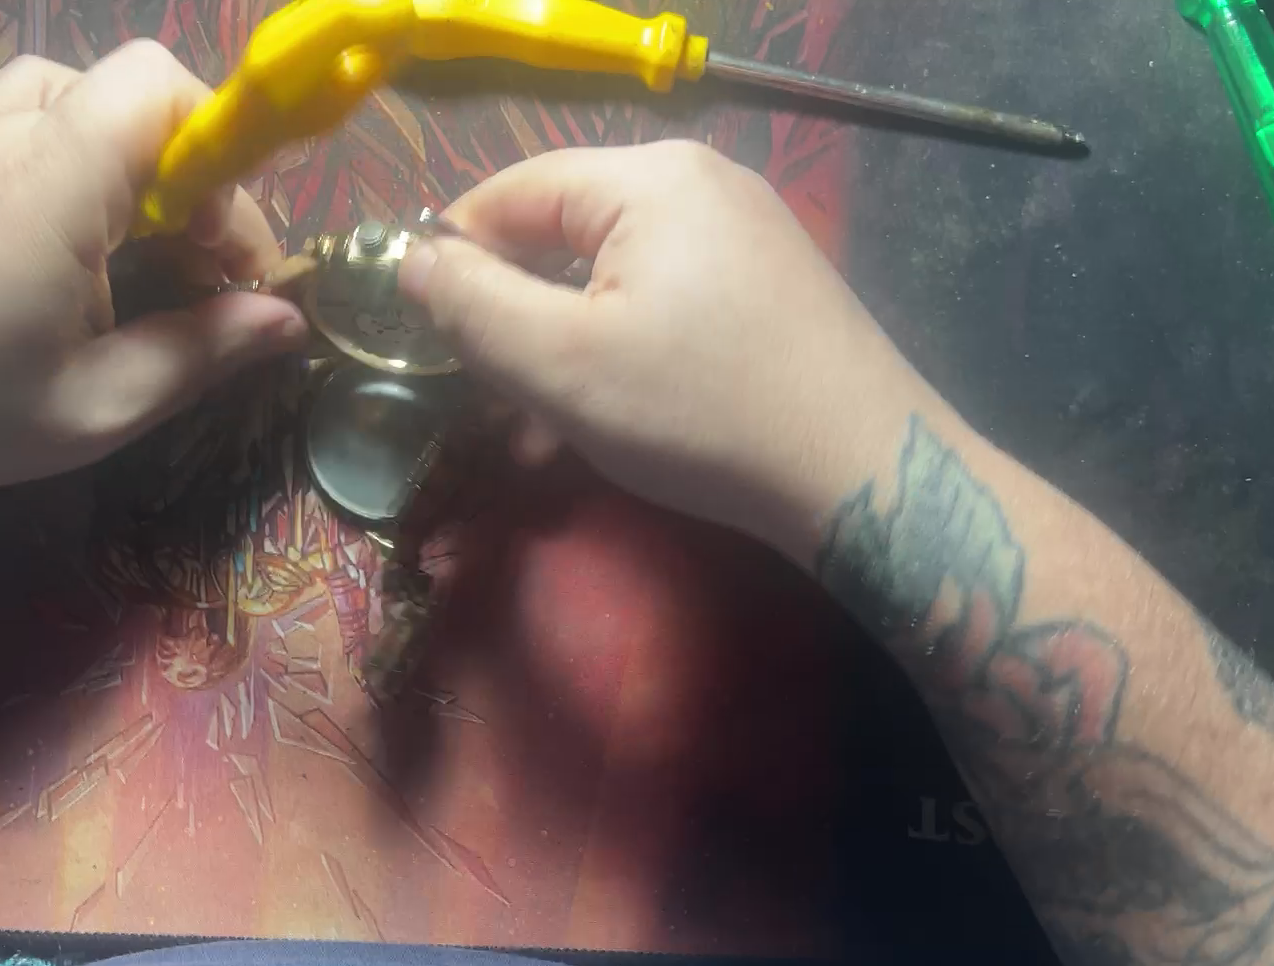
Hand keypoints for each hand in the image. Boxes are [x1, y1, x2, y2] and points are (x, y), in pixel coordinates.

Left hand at [0, 41, 305, 512]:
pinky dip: (91, 169)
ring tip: (146, 255)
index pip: (161, 91)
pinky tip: (81, 247)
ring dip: (144, 169)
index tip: (235, 259)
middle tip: (203, 274)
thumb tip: (293, 321)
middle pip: (138, 95)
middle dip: (199, 180)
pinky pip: (35, 121)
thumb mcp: (102, 404)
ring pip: (86, 101)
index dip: (226, 161)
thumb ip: (205, 352)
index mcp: (46, 187)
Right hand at [398, 141, 926, 562]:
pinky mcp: (764, 292)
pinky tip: (605, 410)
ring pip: (610, 280)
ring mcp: (742, 239)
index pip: (514, 191)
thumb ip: (473, 305)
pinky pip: (660, 306)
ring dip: (562, 344)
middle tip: (488, 387)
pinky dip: (617, 351)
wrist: (860, 477)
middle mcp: (702, 188)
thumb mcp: (562, 364)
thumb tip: (413, 260)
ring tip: (539, 418)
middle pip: (565, 235)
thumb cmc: (699, 413)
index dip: (457, 253)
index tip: (425, 323)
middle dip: (514, 311)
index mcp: (649, 180)